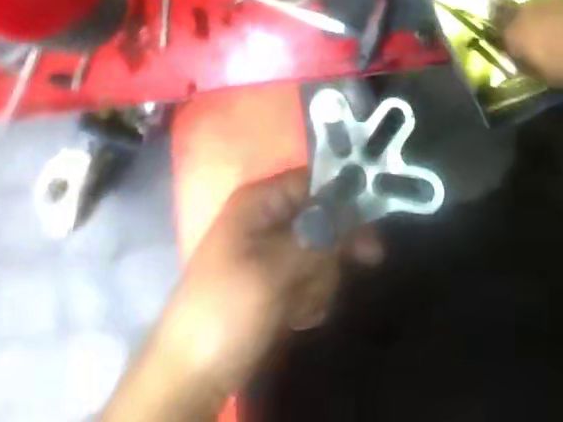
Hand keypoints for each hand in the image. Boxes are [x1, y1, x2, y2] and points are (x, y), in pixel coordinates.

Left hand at [135, 170, 380, 406]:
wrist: (186, 382)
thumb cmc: (225, 313)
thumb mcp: (275, 270)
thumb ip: (321, 236)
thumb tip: (360, 210)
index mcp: (259, 202)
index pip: (315, 180)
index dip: (346, 195)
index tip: (375, 219)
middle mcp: (267, 221)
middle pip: (326, 217)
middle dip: (333, 250)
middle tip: (362, 262)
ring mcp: (270, 256)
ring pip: (323, 252)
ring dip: (321, 281)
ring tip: (299, 306)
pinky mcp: (275, 287)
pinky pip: (312, 280)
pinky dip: (311, 299)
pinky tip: (297, 319)